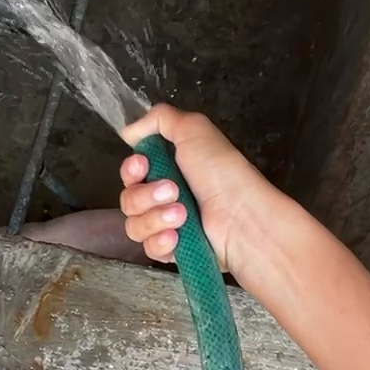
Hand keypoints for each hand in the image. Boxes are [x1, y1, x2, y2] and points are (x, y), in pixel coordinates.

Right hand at [118, 104, 290, 279]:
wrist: (241, 217)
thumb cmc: (221, 173)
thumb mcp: (193, 129)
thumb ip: (160, 119)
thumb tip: (128, 131)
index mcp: (167, 168)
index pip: (130, 173)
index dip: (131, 170)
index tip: (143, 166)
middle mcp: (163, 196)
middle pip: (128, 199)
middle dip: (145, 196)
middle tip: (174, 191)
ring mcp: (166, 225)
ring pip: (134, 226)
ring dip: (155, 218)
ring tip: (183, 215)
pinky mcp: (172, 250)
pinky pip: (148, 248)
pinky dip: (161, 242)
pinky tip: (178, 237)